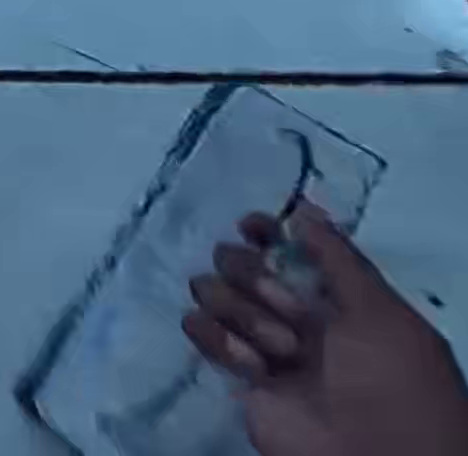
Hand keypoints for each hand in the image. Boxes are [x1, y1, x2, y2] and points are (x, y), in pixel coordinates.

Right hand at [184, 206, 467, 455]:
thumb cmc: (396, 387)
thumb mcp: (389, 321)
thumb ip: (342, 261)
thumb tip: (303, 206)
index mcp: (327, 296)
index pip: (276, 242)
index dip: (260, 229)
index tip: (256, 229)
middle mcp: (286, 308)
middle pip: (231, 259)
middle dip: (251, 278)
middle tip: (286, 309)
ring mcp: (253, 334)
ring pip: (208, 289)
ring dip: (241, 315)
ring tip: (279, 352)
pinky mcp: (226, 358)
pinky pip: (195, 324)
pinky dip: (220, 340)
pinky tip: (253, 367)